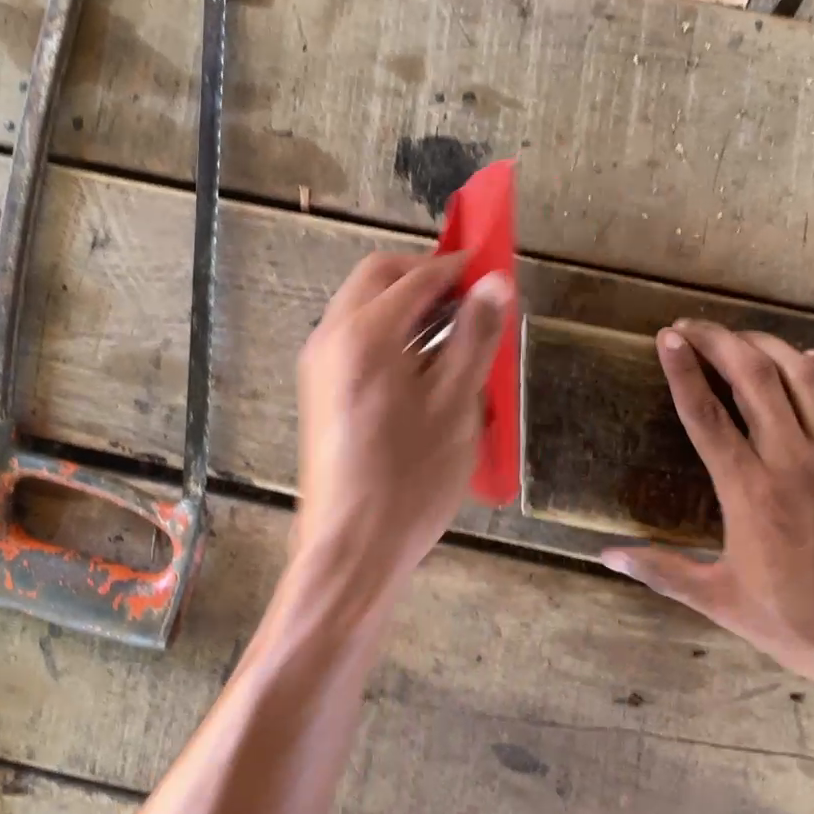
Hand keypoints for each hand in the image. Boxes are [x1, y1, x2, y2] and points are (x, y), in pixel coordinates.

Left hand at [294, 252, 513, 592]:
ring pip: (364, 306)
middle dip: (425, 277)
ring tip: (455, 333)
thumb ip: (475, 337)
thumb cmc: (409, 479)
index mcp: (364, 333)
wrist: (351, 546)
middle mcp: (331, 336)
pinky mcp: (319, 389)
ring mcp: (319, 363)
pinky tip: (425, 366)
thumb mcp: (456, 405)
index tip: (490, 270)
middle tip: (469, 297)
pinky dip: (390, 333)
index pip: (415, 276)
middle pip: (378, 278)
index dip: (456, 267)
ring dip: (407, 305)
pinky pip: (355, 338)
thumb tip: (494, 283)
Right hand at [601, 321, 813, 685]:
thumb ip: (663, 571)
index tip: (666, 338)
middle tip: (691, 326)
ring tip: (740, 337)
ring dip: (768, 346)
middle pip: (753, 379)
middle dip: (718, 342)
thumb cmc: (804, 623)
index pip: (706, 416)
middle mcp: (793, 460)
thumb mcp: (723, 604)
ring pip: (804, 377)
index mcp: (750, 493)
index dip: (682, 371)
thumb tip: (606, 554)